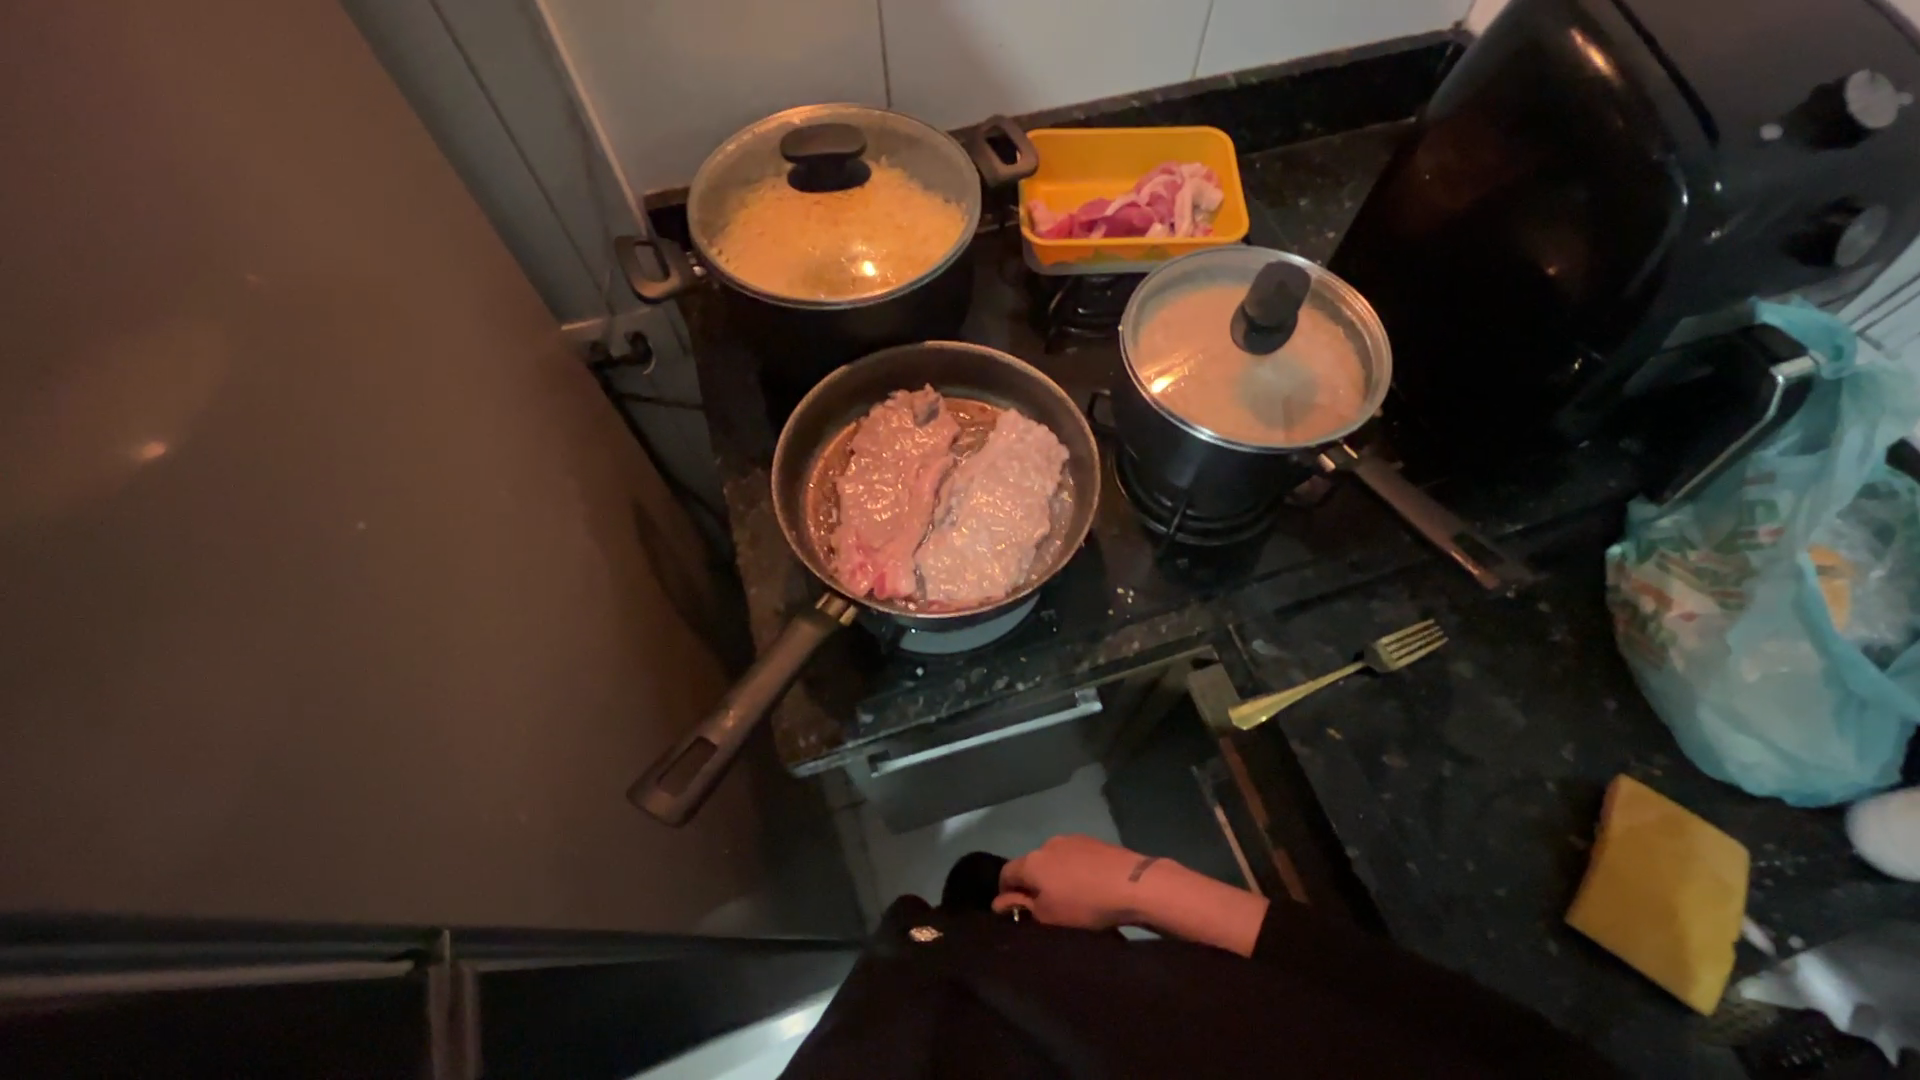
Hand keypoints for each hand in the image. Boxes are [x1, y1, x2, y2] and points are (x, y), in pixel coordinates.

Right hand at [992, 834, 1161, 930]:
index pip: (1006, 873)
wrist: (1131, 884)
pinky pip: (1073, 856)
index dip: (1006, 892)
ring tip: (1072, 895)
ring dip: (1055, 875)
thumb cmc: (1084, 904)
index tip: (1015, 910)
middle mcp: (1046, 844)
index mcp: (1031, 862)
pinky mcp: (1092, 840)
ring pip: (1053, 859)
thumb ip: (1022, 907)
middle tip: (1046, 907)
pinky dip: (1074, 869)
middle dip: (1033, 884)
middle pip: (1031, 865)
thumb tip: (999, 903)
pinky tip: (1089, 883)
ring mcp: (1071, 839)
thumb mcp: (1048, 915)